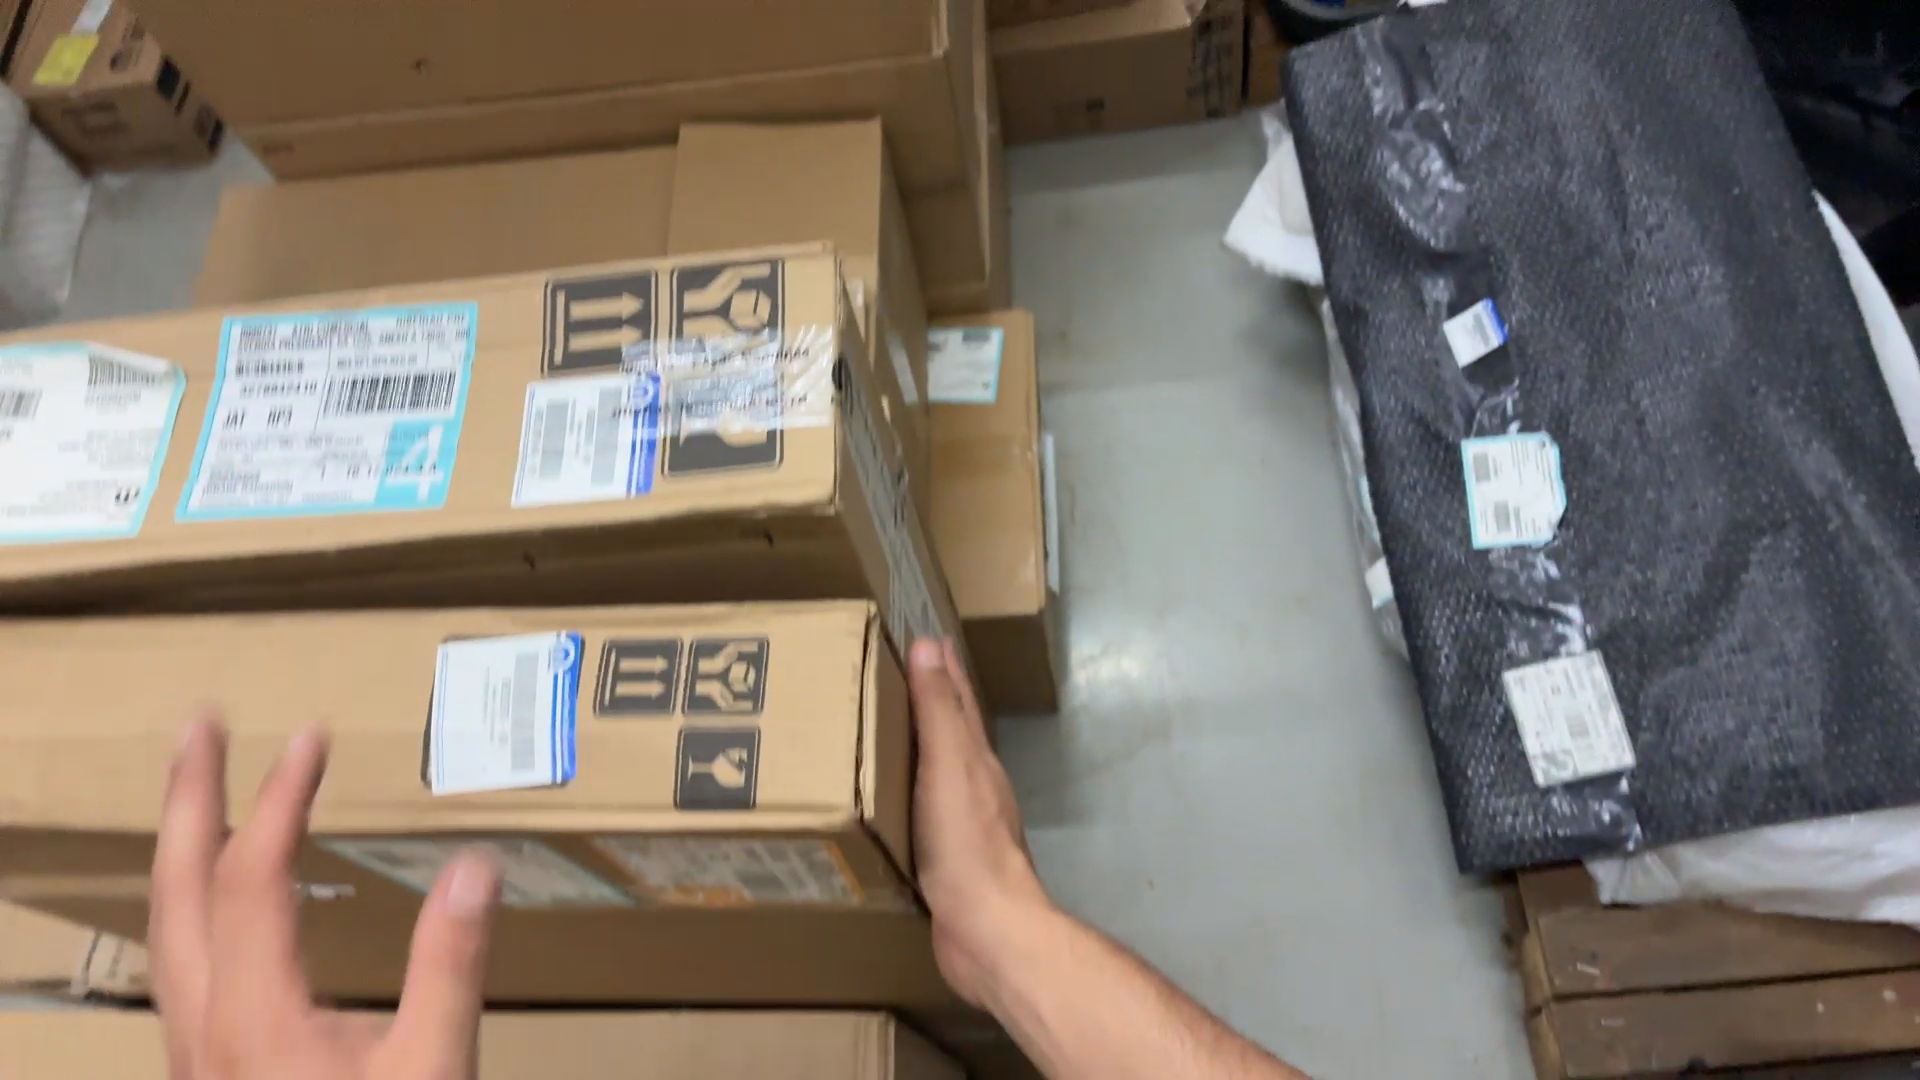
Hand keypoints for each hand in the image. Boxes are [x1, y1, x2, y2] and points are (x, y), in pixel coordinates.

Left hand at [151, 717, 503, 1079]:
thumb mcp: (435, 1061)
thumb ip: (451, 963)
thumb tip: (476, 859)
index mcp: (256, 1017)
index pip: (252, 881)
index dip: (278, 801)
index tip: (312, 735)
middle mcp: (205, 1022)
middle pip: (175, 894)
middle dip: (187, 801)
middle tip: (201, 723)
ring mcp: (200, 1042)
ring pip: (167, 923)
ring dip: (184, 840)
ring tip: (205, 783)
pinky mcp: (217, 1052)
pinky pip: (190, 948)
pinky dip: (201, 888)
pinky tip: (230, 884)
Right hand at [908, 639, 1054, 1007]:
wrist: (987, 927)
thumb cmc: (966, 840)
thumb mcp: (948, 763)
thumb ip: (938, 708)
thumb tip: (930, 644)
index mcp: (974, 754)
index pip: (959, 697)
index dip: (944, 665)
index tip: (928, 635)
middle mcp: (974, 780)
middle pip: (952, 728)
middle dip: (932, 698)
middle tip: (901, 671)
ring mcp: (963, 819)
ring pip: (938, 767)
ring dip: (919, 743)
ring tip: (887, 727)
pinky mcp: (947, 856)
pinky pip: (921, 807)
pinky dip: (907, 789)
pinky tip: (890, 798)